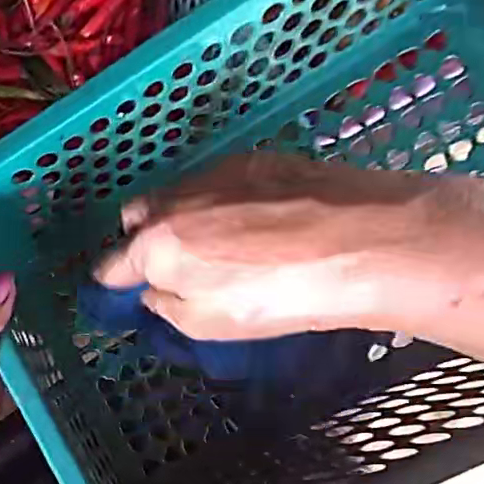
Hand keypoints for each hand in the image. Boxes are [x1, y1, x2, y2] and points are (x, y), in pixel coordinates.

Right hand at [92, 152, 469, 339]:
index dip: (115, 285)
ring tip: (220, 243)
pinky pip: (219, 181)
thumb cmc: (278, 297)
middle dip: (141, 240)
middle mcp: (175, 200)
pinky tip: (257, 222)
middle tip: (173, 266)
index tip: (128, 295)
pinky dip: (221, 200)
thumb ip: (164, 304)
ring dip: (180, 217)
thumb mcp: (203, 324)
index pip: (109, 266)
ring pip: (176, 194)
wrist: (374, 243)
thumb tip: (156, 289)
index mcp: (154, 245)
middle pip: (134, 218)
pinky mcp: (262, 159)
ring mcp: (218, 173)